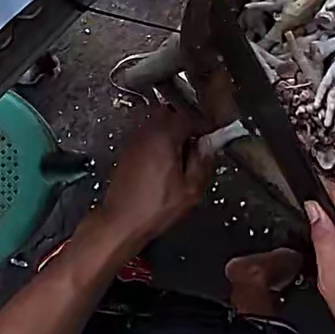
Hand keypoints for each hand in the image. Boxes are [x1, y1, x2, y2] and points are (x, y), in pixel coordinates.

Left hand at [95, 107, 212, 244]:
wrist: (122, 220)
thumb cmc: (155, 207)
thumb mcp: (191, 189)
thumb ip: (203, 162)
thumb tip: (209, 146)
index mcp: (164, 138)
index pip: (188, 116)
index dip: (203, 124)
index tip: (212, 134)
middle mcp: (146, 133)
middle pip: (169, 113)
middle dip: (186, 123)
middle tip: (198, 141)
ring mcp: (134, 140)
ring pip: (156, 122)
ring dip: (171, 131)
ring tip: (183, 153)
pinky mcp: (127, 150)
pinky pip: (146, 135)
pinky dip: (158, 140)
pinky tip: (166, 161)